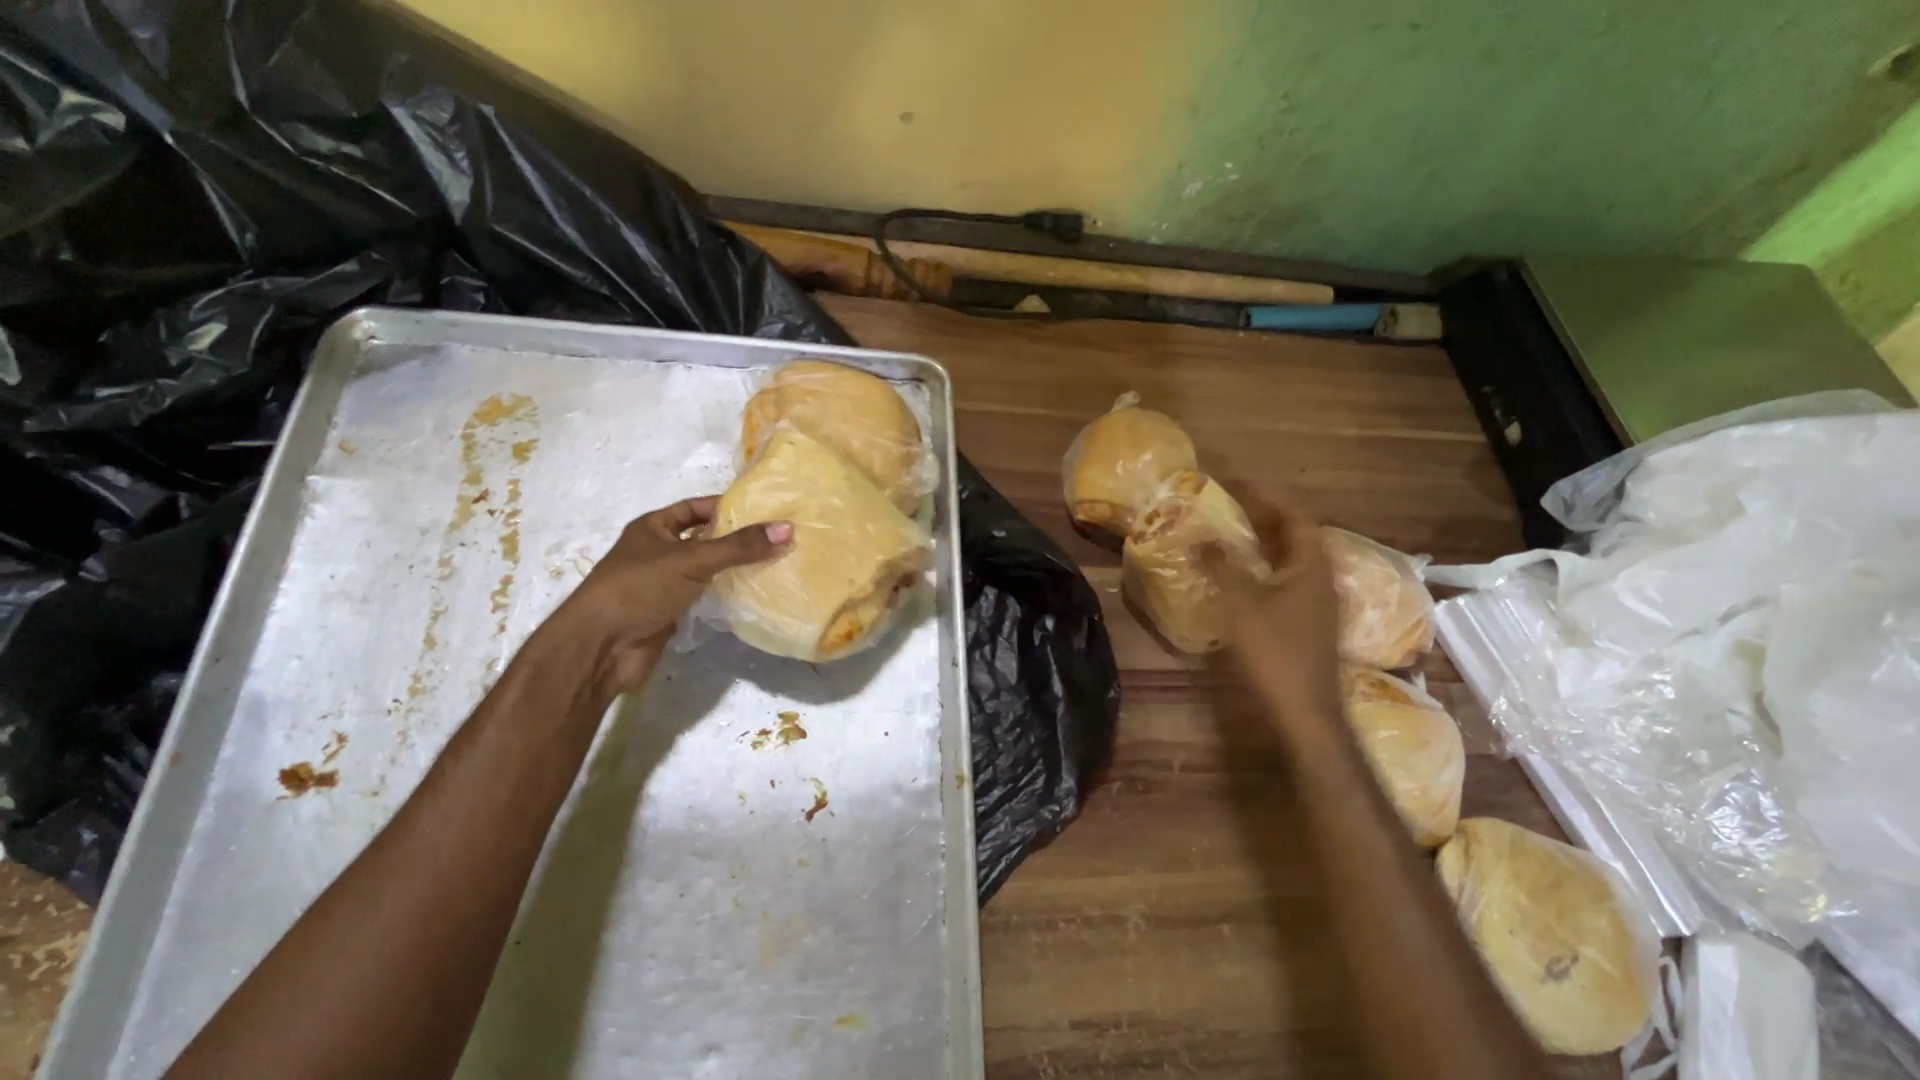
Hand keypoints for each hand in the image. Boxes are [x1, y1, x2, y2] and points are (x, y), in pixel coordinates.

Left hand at [550, 497, 791, 696]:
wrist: (602, 646)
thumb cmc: (639, 589)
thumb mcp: (691, 560)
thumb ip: (739, 547)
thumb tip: (787, 529)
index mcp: (652, 528)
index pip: (695, 507)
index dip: (726, 506)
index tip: (764, 509)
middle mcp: (658, 552)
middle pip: (704, 539)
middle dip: (737, 538)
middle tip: (778, 537)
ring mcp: (664, 585)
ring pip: (707, 570)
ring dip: (734, 568)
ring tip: (777, 562)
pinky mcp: (672, 613)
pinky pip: (705, 597)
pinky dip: (727, 595)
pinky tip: (755, 593)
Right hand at [1204, 505, 1341, 728]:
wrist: (1304, 709)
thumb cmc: (1274, 650)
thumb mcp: (1241, 603)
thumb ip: (1221, 566)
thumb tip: (1200, 538)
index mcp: (1313, 566)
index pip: (1296, 517)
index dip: (1269, 499)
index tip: (1238, 488)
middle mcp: (1324, 579)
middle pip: (1298, 538)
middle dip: (1265, 521)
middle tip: (1230, 511)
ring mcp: (1321, 604)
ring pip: (1294, 562)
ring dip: (1266, 547)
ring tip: (1232, 539)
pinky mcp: (1312, 625)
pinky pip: (1291, 583)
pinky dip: (1267, 571)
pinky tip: (1243, 580)